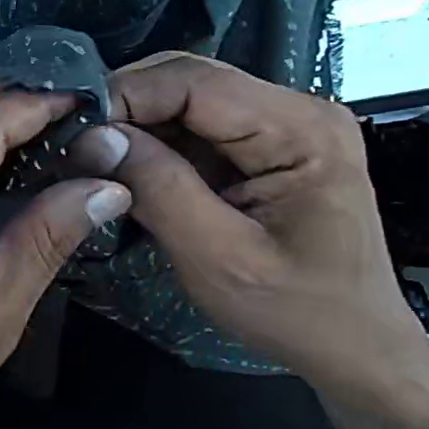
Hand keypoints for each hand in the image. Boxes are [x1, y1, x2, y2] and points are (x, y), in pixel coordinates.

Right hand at [68, 53, 428, 401]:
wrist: (356, 347)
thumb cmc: (298, 314)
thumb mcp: (219, 260)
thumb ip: (159, 190)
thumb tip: (96, 136)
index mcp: (301, 129)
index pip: (195, 81)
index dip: (126, 95)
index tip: (73, 132)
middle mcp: (300, 109)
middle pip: (193, 83)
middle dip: (129, 111)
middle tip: (77, 148)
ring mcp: (289, 125)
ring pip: (193, 104)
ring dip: (142, 131)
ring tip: (96, 163)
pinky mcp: (275, 147)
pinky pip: (206, 132)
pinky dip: (164, 149)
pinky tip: (136, 174)